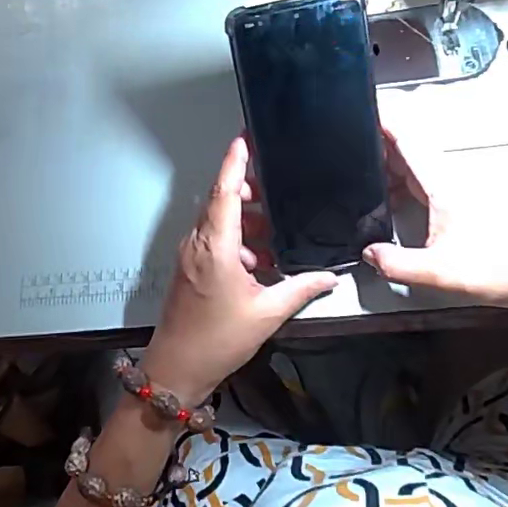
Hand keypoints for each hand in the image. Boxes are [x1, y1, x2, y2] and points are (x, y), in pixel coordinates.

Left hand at [143, 137, 340, 401]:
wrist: (177, 368)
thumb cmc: (218, 340)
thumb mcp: (267, 313)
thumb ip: (301, 288)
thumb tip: (330, 277)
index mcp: (215, 247)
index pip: (224, 192)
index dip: (235, 162)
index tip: (245, 137)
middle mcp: (198, 244)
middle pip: (221, 201)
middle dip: (248, 188)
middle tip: (276, 185)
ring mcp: (191, 255)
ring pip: (218, 220)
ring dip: (246, 219)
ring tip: (275, 230)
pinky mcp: (190, 267)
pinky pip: (214, 239)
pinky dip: (238, 239)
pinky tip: (261, 260)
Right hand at [361, 127, 507, 320]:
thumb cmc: (499, 269)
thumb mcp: (439, 272)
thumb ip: (397, 264)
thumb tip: (370, 255)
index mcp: (442, 186)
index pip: (408, 143)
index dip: (386, 125)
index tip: (367, 115)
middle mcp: (449, 181)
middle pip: (408, 151)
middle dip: (380, 151)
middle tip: (354, 158)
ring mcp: (456, 189)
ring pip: (416, 166)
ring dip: (391, 170)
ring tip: (369, 184)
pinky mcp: (460, 201)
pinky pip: (423, 182)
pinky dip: (404, 185)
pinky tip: (394, 204)